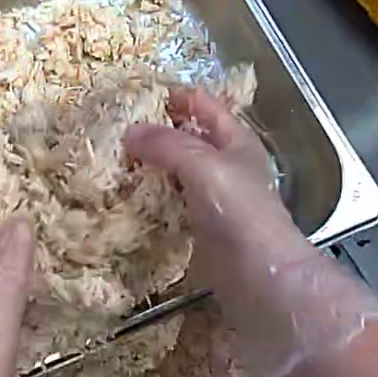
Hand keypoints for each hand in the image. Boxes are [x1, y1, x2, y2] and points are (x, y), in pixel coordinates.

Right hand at [126, 89, 377, 376]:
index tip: (133, 99)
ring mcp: (216, 195)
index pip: (202, 103)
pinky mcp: (205, 224)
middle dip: (156, 130)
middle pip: (188, 134)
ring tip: (116, 160)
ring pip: (179, 168)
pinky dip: (155, 194)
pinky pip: (174, 199)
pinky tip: (133, 197)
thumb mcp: (204, 166)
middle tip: (115, 131)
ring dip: (153, 163)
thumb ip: (167, 145)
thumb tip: (130, 132)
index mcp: (235, 138)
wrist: (262, 279)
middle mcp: (226, 162)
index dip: (172, 97)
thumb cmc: (241, 214)